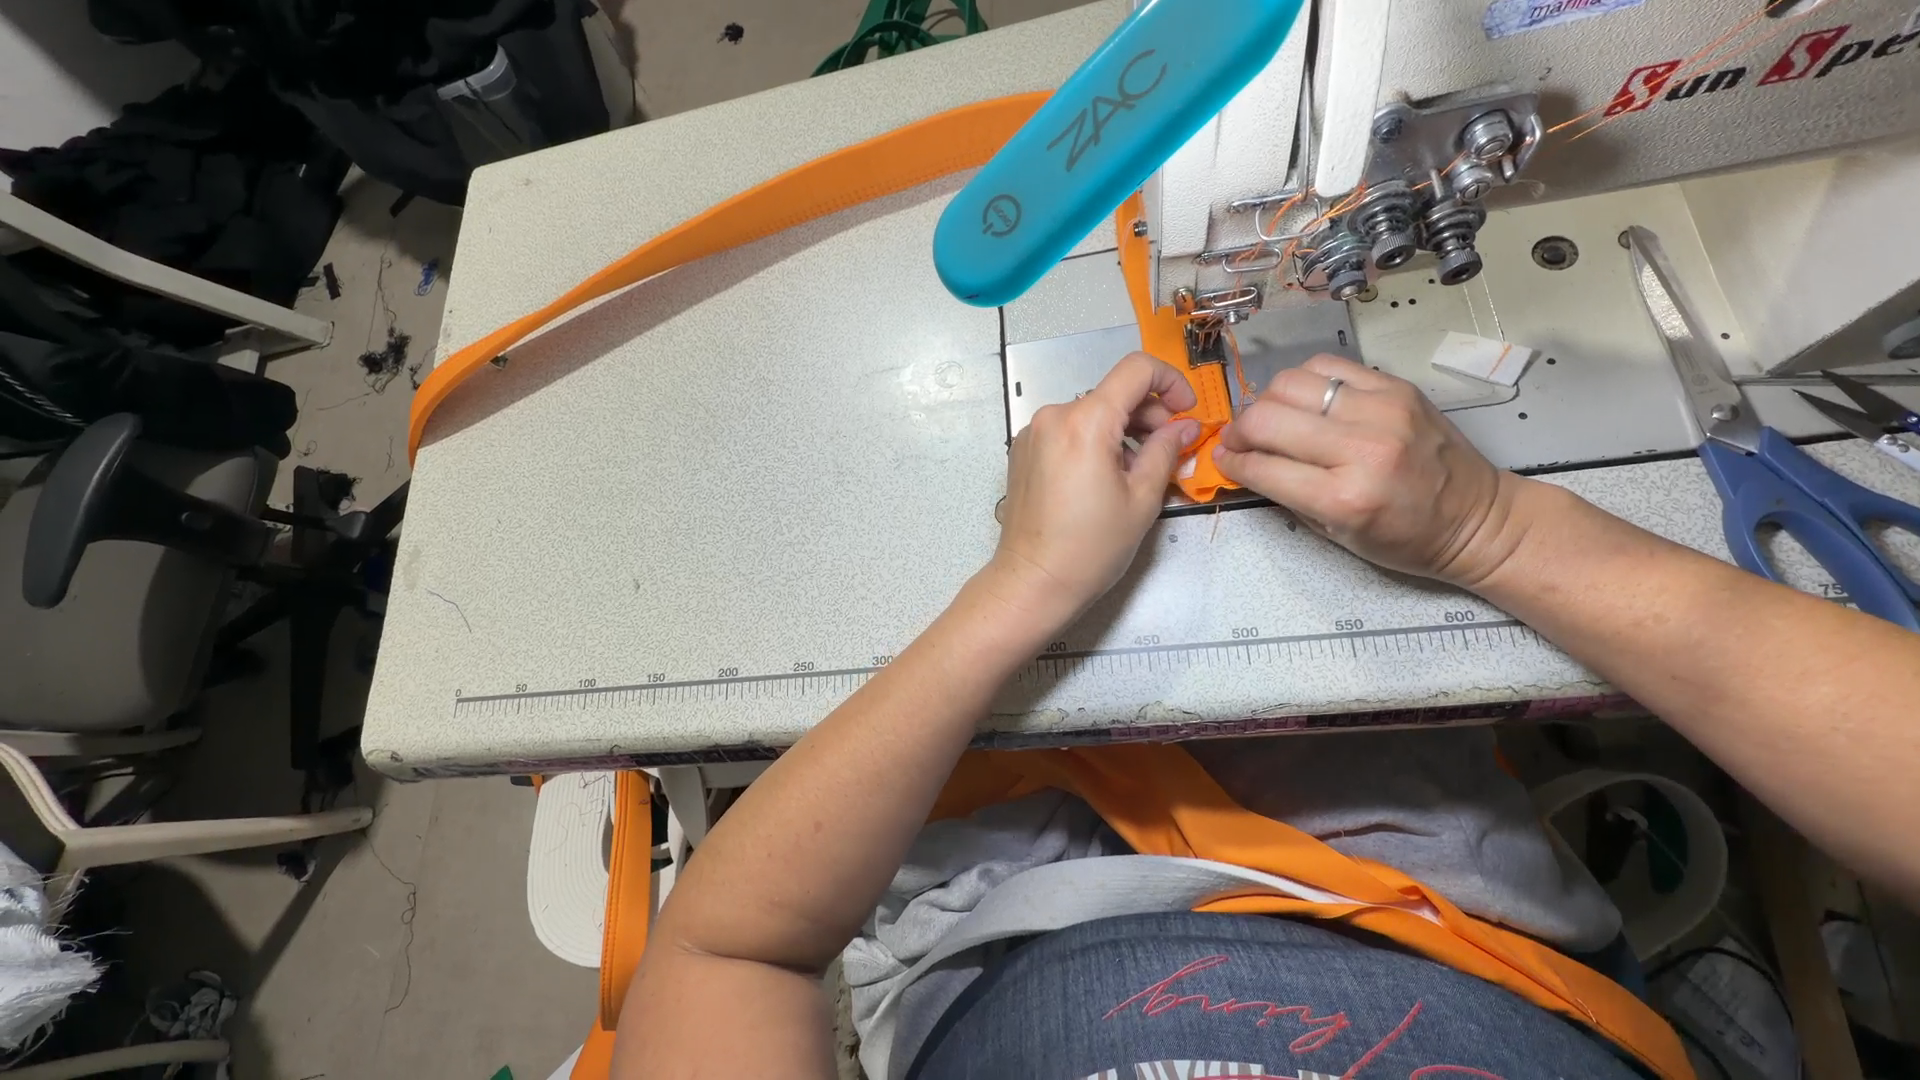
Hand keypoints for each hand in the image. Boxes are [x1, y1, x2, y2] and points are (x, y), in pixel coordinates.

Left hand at [984, 352, 1199, 626]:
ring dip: (1121, 430)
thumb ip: (1166, 451)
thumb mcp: (1142, 499)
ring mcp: (1033, 433)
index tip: (1185, 411)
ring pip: (1090, 413)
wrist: (1033, 581)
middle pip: (1112, 393)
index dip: (1170, 381)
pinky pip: (1068, 431)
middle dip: (1148, 414)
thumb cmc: (1090, 548)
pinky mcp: (1023, 451)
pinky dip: (1093, 441)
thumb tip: (1186, 425)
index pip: (1136, 369)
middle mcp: (1053, 416)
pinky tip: (1103, 478)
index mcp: (1085, 422)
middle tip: (1169, 451)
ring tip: (1136, 472)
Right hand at [1212, 354, 1530, 587]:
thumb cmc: (1402, 539)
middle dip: (1240, 429)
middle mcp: (1362, 448)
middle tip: (1240, 440)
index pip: (1260, 466)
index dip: (1231, 462)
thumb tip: (1240, 459)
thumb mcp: (1333, 533)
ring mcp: (1383, 410)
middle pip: (1267, 416)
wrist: (1476, 519)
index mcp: (1344, 498)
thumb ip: (1283, 493)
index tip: (1223, 459)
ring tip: (1273, 418)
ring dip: (1269, 400)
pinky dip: (1305, 383)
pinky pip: (1328, 366)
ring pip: (1291, 382)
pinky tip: (1306, 402)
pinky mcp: (1397, 387)